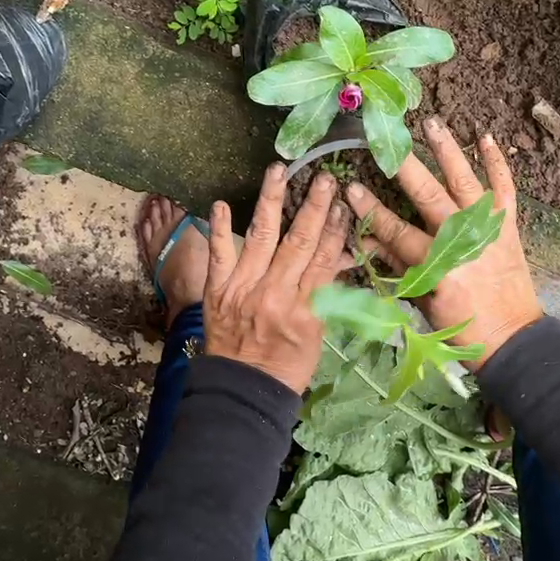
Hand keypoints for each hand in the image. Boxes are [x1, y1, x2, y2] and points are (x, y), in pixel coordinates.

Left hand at [204, 166, 354, 393]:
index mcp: (304, 309)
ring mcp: (243, 288)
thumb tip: (340, 257)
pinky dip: (219, 228)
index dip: (335, 229)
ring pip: (261, 236)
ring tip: (277, 170)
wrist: (242, 390)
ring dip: (270, 200)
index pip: (323, 259)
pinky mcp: (217, 288)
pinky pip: (218, 253)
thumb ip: (326, 295)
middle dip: (313, 207)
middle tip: (323, 178)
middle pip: (298, 241)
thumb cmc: (287, 364)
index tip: (342, 202)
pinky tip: (222, 203)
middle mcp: (274, 293)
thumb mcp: (317, 335)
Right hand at [346, 117, 543, 368]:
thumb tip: (364, 242)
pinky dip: (497, 164)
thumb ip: (396, 267)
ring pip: (465, 182)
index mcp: (438, 264)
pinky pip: (504, 189)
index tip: (351, 187)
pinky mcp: (507, 227)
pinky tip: (487, 138)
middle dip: (405, 168)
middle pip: (429, 197)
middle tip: (387, 143)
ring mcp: (488, 230)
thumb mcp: (423, 302)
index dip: (371, 210)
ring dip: (447, 151)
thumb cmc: (462, 326)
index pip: (396, 231)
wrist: (514, 341)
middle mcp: (463, 240)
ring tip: (431, 123)